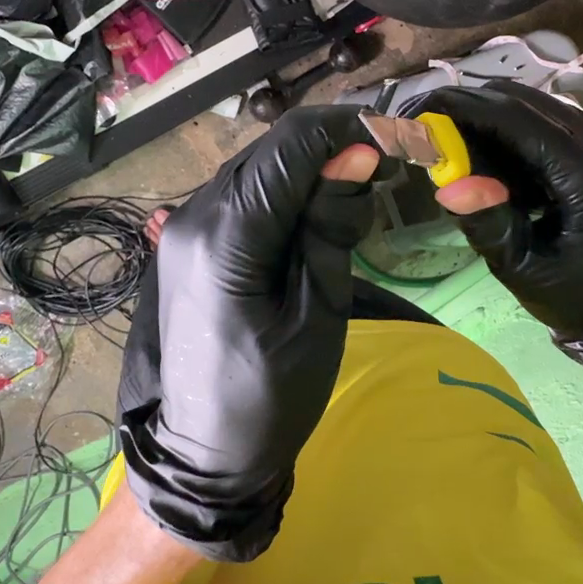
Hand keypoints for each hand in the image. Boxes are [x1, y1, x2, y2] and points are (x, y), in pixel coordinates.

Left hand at [116, 106, 378, 560]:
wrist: (205, 453)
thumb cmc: (273, 396)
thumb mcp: (318, 312)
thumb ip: (331, 224)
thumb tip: (357, 151)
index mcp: (226, 236)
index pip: (290, 147)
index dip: (348, 131)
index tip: (399, 143)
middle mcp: (194, 216)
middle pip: (271, 150)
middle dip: (331, 147)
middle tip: (387, 171)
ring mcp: (183, 227)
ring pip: (257, 168)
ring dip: (308, 169)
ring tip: (355, 196)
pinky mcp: (187, 242)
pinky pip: (241, 196)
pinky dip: (282, 193)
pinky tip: (311, 215)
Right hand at [419, 82, 582, 382]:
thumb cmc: (576, 295)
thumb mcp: (523, 268)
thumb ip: (486, 222)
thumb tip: (447, 183)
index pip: (513, 120)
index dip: (458, 109)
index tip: (412, 113)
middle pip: (518, 100)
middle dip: (463, 107)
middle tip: (418, 128)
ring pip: (528, 102)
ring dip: (482, 116)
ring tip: (444, 144)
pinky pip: (541, 116)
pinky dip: (505, 127)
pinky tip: (484, 157)